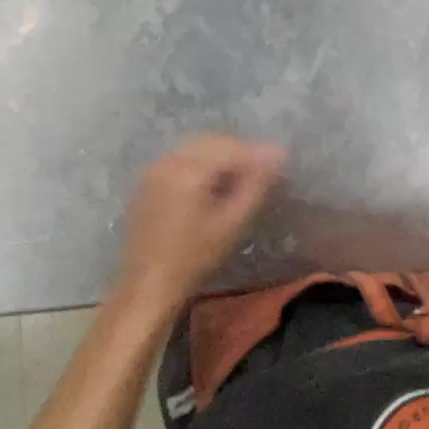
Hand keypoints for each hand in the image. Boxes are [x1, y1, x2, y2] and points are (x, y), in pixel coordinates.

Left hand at [120, 134, 286, 305]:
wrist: (149, 285)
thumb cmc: (196, 258)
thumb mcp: (233, 222)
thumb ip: (257, 184)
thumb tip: (278, 153)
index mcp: (189, 169)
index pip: (231, 148)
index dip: (258, 153)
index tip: (281, 164)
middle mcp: (168, 161)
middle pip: (212, 142)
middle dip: (239, 152)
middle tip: (262, 173)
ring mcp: (154, 170)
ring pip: (196, 149)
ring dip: (221, 158)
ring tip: (241, 180)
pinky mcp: (148, 182)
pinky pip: (181, 160)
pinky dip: (202, 164)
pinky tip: (213, 186)